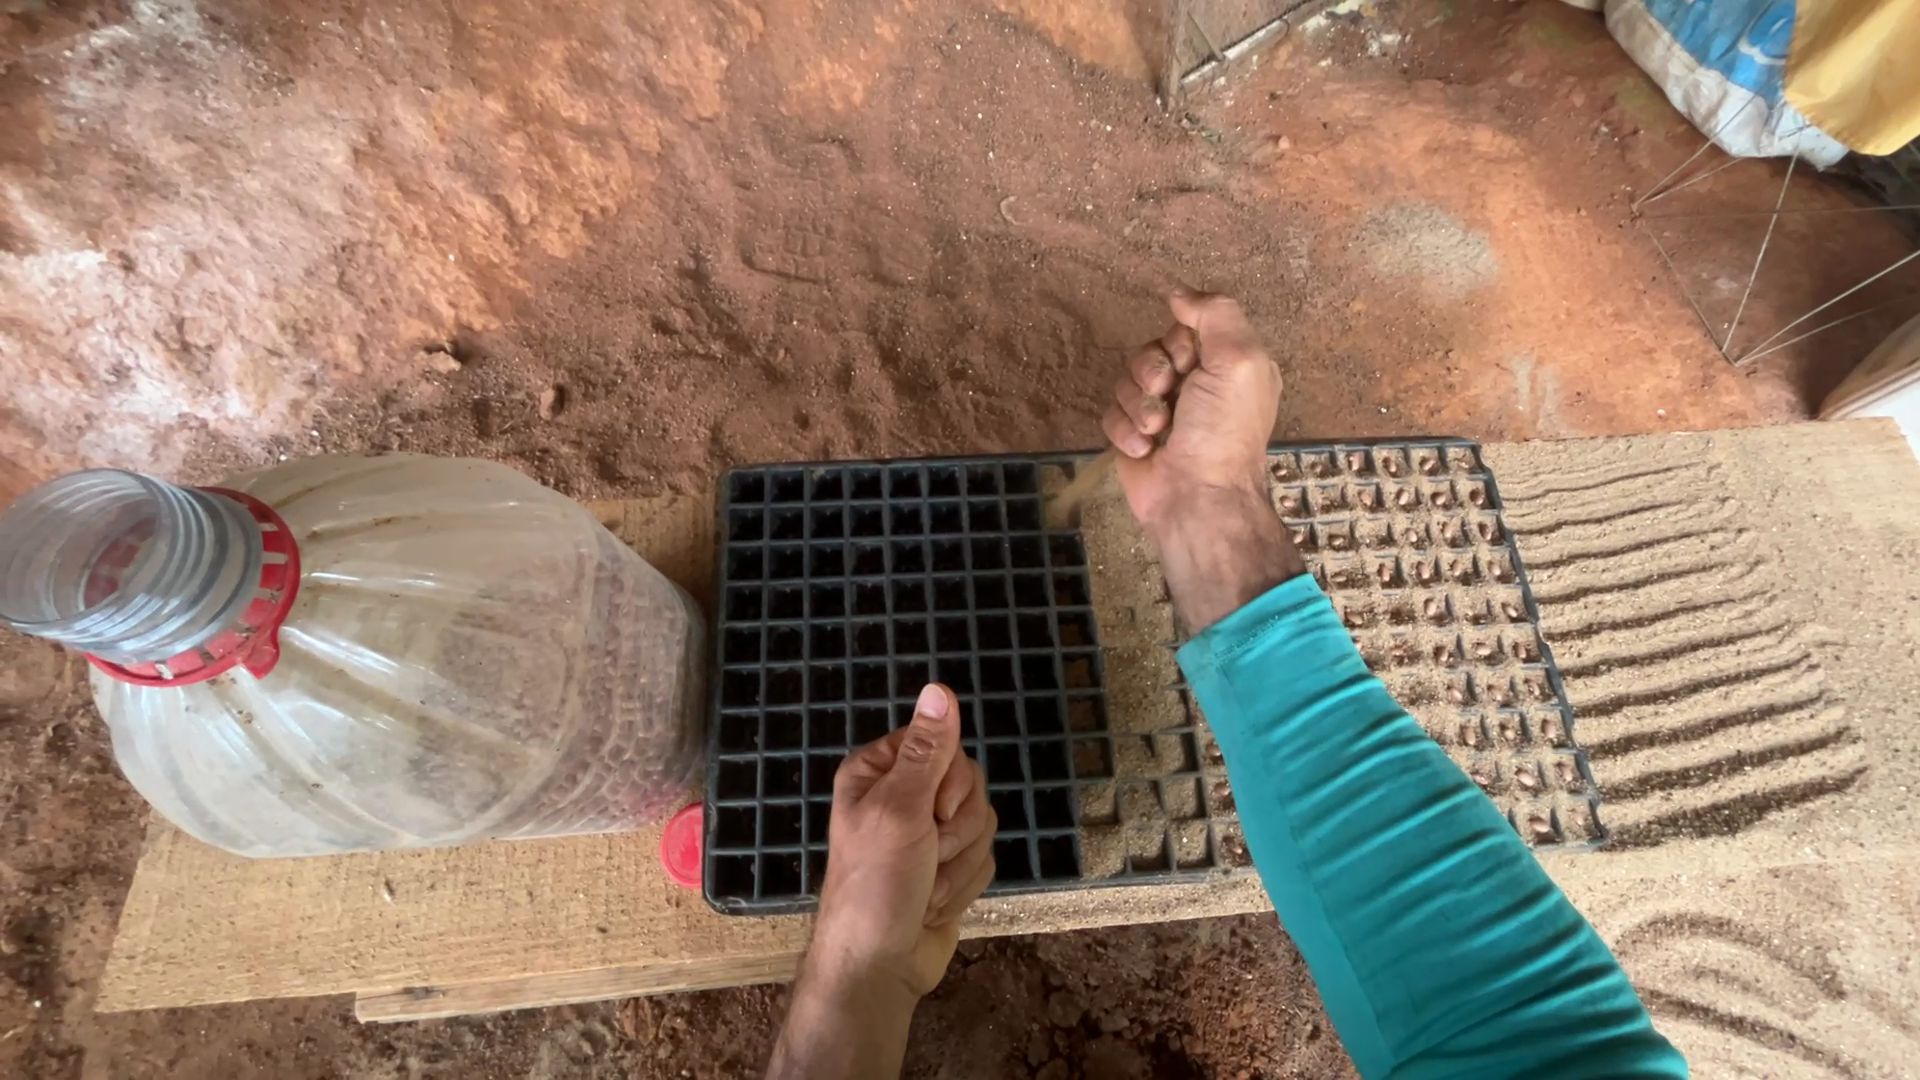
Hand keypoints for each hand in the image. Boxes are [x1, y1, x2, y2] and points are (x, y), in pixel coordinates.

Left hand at [766, 685, 996, 1079]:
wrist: (881, 966)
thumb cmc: (877, 883)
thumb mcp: (900, 809)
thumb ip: (926, 749)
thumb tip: (939, 688)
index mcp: (881, 770)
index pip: (944, 744)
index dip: (950, 782)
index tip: (934, 812)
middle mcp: (905, 793)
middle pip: (970, 783)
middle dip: (956, 828)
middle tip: (927, 853)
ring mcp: (929, 831)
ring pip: (982, 821)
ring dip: (958, 861)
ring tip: (926, 884)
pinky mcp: (949, 862)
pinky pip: (984, 855)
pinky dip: (963, 882)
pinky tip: (934, 900)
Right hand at [1103, 290, 1304, 630]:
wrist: (1195, 497)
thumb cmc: (1222, 431)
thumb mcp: (1238, 359)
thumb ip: (1216, 313)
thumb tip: (1179, 293)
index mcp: (1225, 364)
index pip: (1184, 327)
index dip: (1179, 344)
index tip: (1191, 366)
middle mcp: (1193, 384)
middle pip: (1148, 351)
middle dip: (1152, 375)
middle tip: (1170, 399)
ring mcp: (1159, 411)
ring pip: (1124, 382)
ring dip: (1138, 407)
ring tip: (1158, 433)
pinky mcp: (1131, 436)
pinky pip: (1110, 414)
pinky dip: (1125, 433)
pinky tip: (1146, 451)